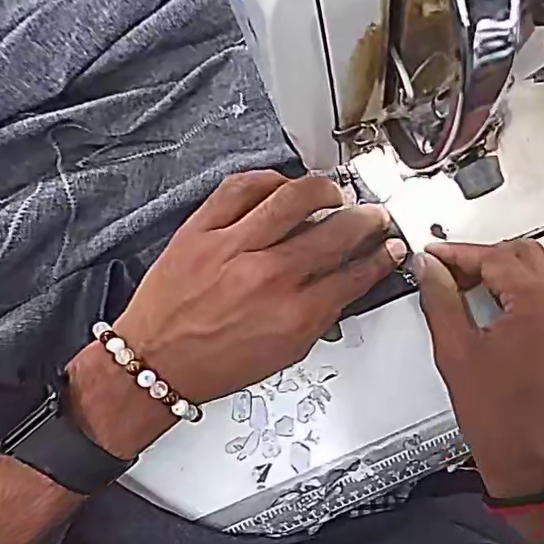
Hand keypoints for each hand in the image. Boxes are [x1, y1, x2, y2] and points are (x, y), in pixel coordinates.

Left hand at [67, 171, 404, 457]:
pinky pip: (241, 188)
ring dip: (326, 190)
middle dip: (366, 220)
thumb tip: (343, 286)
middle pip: (335, 232)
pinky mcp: (201, 230)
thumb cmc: (213, 364)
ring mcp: (233, 248)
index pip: (354, 274)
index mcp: (294, 315)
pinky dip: (269, 180)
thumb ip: (318, 317)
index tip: (388, 247)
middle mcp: (268, 277)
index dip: (380, 257)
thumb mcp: (283, 353)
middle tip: (372, 216)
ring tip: (335, 193)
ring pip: (295, 198)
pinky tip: (282, 185)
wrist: (155, 362)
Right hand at [415, 240, 543, 500]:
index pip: (496, 257)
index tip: (437, 257)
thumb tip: (431, 270)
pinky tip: (518, 298)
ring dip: (518, 264)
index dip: (459, 254)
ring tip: (485, 282)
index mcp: (541, 305)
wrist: (531, 460)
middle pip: (526, 253)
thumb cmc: (502, 420)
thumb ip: (441, 299)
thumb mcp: (455, 351)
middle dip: (485, 257)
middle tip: (452, 273)